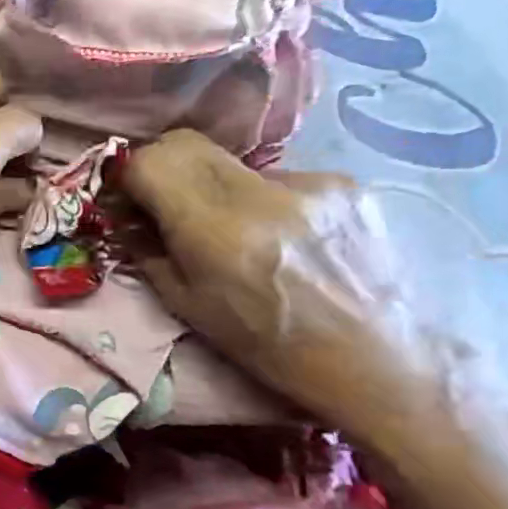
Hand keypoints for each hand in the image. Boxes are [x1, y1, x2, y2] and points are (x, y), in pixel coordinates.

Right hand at [120, 130, 467, 451]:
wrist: (383, 365)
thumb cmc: (268, 345)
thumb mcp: (186, 304)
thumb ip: (148, 249)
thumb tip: (125, 214)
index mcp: (215, 231)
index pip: (150, 162)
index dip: (127, 175)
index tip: (126, 198)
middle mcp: (261, 195)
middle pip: (184, 143)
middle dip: (161, 167)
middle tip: (163, 202)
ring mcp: (310, 184)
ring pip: (231, 162)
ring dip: (215, 187)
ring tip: (238, 232)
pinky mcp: (345, 184)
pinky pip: (279, 178)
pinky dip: (266, 200)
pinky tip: (285, 238)